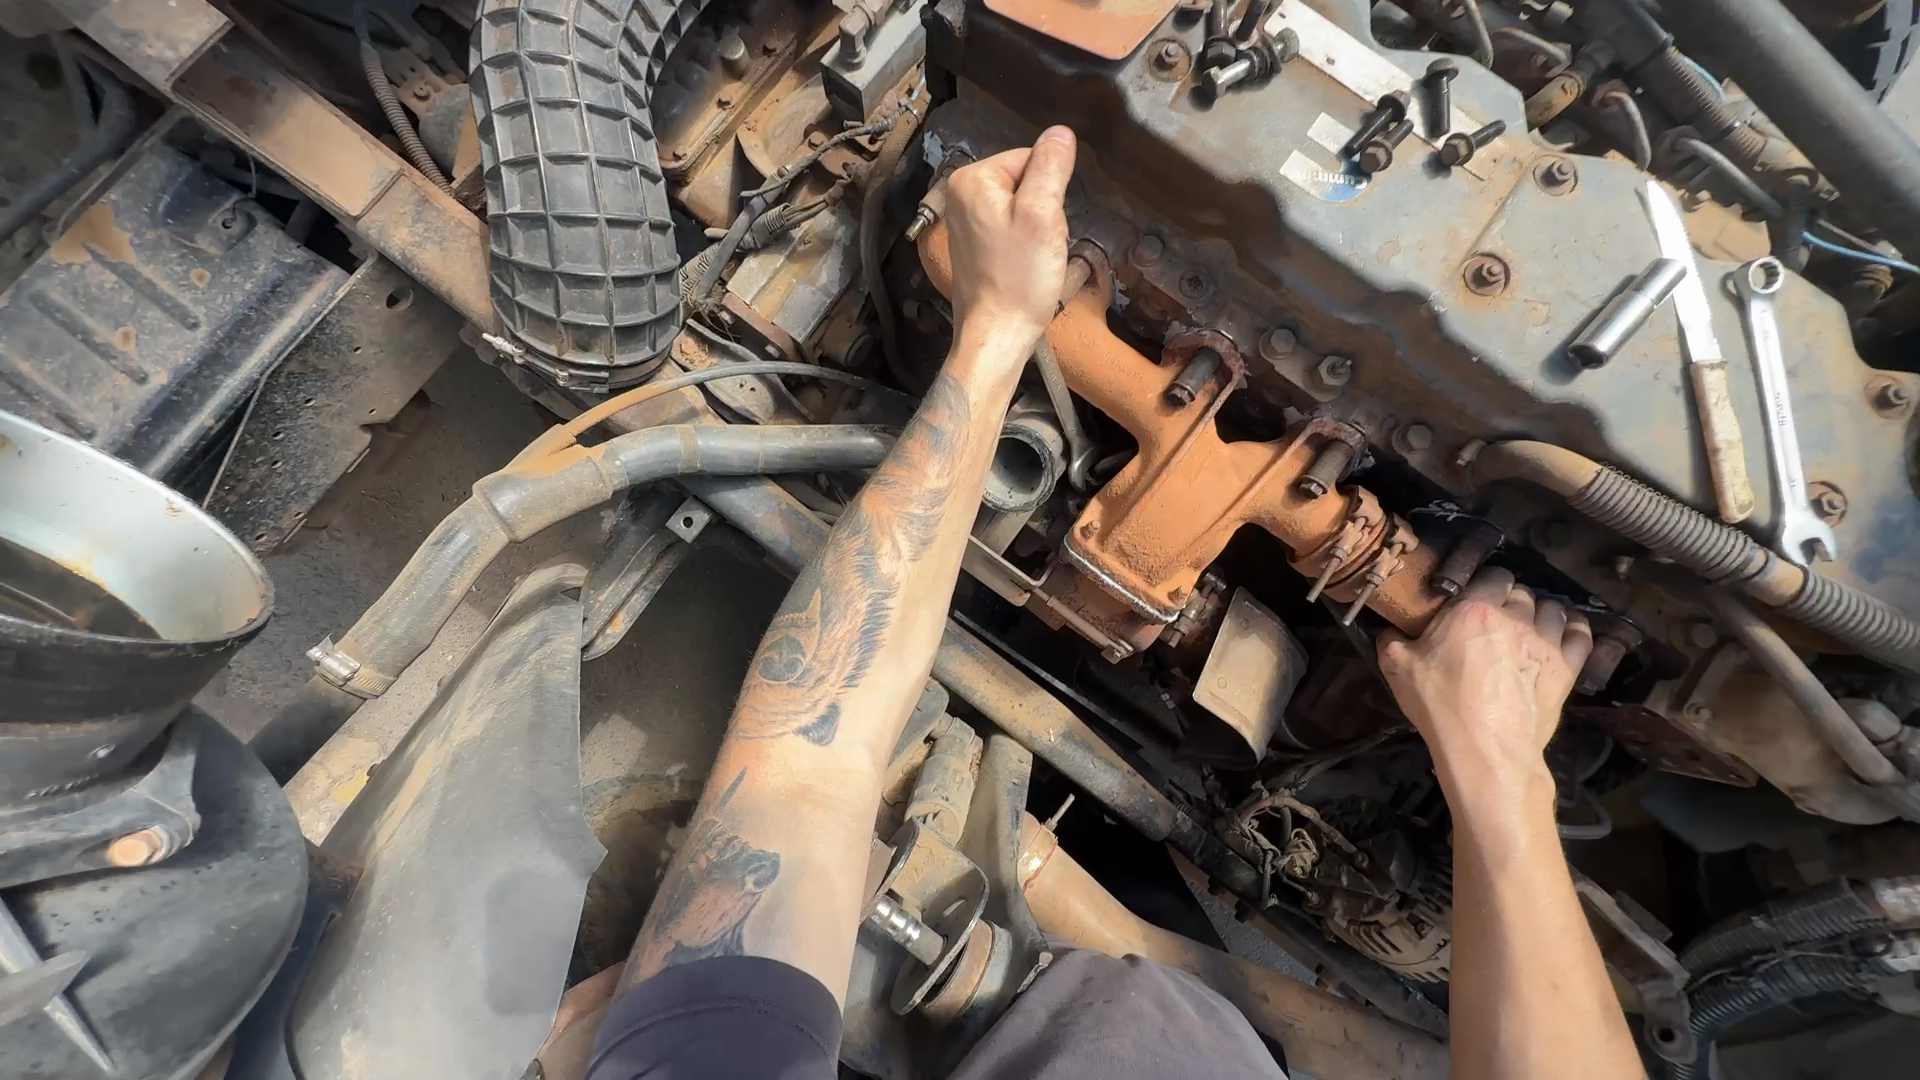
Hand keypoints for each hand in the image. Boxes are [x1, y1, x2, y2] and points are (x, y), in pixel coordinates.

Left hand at [943, 127, 1076, 357]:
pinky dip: (1026, 248)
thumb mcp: (1042, 217)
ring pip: (1023, 210)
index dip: (1050, 191)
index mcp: (972, 180)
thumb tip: (1060, 132)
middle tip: (1041, 246)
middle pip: (1026, 184)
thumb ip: (1051, 168)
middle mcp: (961, 197)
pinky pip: (1012, 233)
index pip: (1031, 159)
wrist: (997, 336)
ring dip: (1039, 233)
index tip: (1046, 225)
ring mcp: (966, 225)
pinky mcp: (975, 250)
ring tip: (1034, 260)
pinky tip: (1025, 269)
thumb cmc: (1019, 280)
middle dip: (1044, 213)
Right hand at [1377, 568, 1592, 794]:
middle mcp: (1515, 618)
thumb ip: (1391, 639)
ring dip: (1541, 611)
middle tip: (1495, 614)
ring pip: (1554, 610)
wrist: (1485, 748)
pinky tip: (1563, 634)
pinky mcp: (1568, 669)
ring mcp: (1547, 643)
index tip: (1474, 594)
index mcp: (1473, 610)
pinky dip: (1574, 629)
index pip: (1493, 575)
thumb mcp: (1396, 666)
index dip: (1486, 581)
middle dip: (1511, 597)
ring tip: (1529, 624)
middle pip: (1523, 592)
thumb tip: (1389, 630)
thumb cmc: (1439, 702)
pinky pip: (1582, 636)